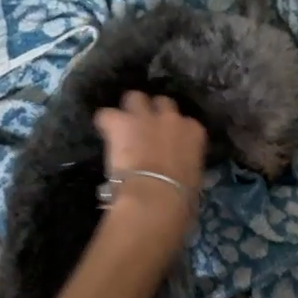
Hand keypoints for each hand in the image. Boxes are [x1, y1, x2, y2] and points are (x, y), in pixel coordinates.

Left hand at [94, 92, 206, 239]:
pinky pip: (106, 114)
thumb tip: (183, 176)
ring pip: (135, 97)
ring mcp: (144, 116)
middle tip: (145, 130)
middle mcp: (171, 117)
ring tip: (123, 125)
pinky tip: (103, 132)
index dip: (175, 132)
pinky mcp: (120, 122)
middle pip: (162, 102)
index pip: (187, 123)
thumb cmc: (181, 200)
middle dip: (153, 112)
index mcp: (193, 132)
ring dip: (129, 110)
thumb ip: (187, 169)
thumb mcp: (194, 183)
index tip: (169, 144)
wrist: (156, 198)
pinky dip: (104, 122)